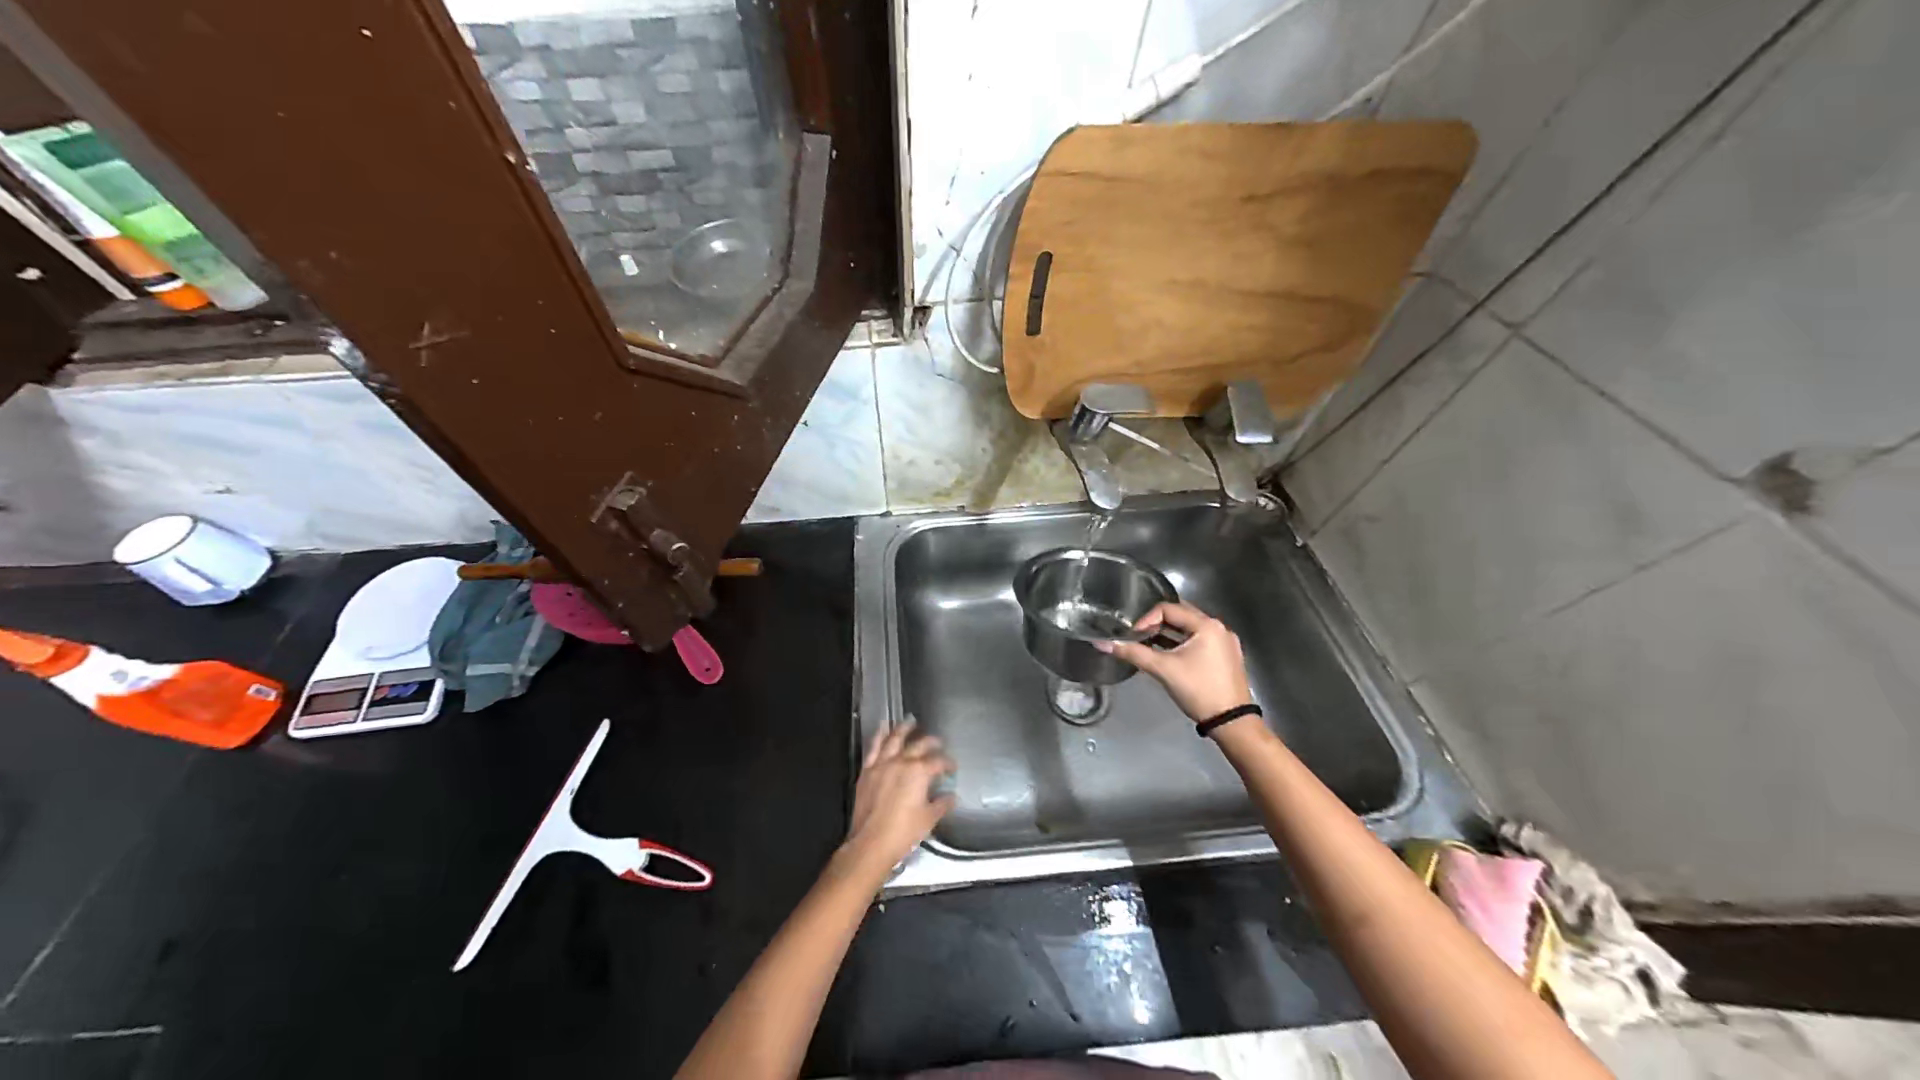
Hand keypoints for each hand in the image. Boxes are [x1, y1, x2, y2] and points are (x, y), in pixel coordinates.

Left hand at [840, 721, 955, 874]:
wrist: (870, 843)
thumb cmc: (904, 832)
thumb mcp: (929, 819)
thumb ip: (942, 804)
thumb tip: (952, 797)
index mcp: (919, 772)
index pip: (938, 762)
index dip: (948, 763)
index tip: (952, 767)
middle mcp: (901, 762)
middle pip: (919, 746)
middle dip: (931, 743)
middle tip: (938, 742)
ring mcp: (882, 764)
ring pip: (894, 739)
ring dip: (904, 729)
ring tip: (910, 721)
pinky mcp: (867, 771)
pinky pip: (873, 748)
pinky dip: (879, 735)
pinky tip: (883, 727)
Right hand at [1099, 601, 1254, 722]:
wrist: (1231, 722)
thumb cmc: (1197, 690)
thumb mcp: (1163, 669)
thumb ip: (1133, 652)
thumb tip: (1103, 642)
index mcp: (1207, 625)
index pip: (1168, 609)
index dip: (1146, 619)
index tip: (1133, 635)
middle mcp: (1219, 628)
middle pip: (1181, 616)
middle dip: (1157, 624)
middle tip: (1139, 637)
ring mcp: (1225, 642)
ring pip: (1190, 629)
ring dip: (1169, 634)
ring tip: (1149, 646)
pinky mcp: (1227, 656)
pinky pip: (1200, 641)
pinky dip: (1182, 644)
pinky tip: (1169, 656)